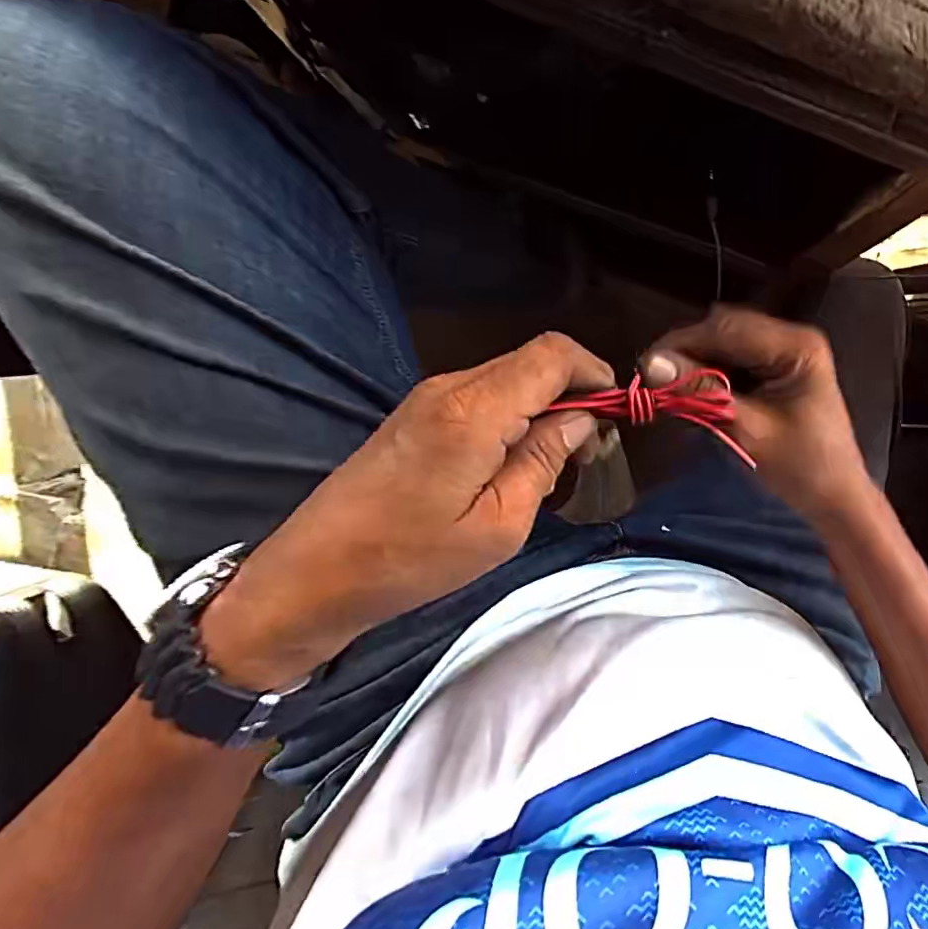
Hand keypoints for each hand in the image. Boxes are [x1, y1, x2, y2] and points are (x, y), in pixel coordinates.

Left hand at [199, 332, 612, 687]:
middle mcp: (452, 388)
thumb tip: (581, 420)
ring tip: (559, 456)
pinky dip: (519, 411)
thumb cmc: (410, 560)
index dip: (594, 372)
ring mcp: (431, 395)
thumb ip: (545, 461)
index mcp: (474, 412)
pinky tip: (519, 456)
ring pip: (513, 373)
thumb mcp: (499, 525)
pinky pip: (488, 391)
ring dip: (548, 403)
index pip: (552, 355)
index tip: (615, 413)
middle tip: (592, 444)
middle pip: (535, 358)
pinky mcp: (421, 410)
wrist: (312, 574)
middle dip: (577, 390)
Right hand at [647, 305, 873, 519]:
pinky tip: (694, 395)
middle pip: (724, 331)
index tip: (645, 368)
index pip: (727, 328)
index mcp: (796, 345)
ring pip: (725, 345)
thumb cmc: (803, 467)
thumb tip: (650, 364)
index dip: (682, 344)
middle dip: (688, 354)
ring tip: (669, 391)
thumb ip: (702, 393)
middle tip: (654, 383)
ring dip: (697, 365)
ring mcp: (785, 353)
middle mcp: (792, 338)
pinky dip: (711, 376)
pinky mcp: (777, 370)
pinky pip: (734, 362)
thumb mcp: (749, 429)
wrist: (836, 499)